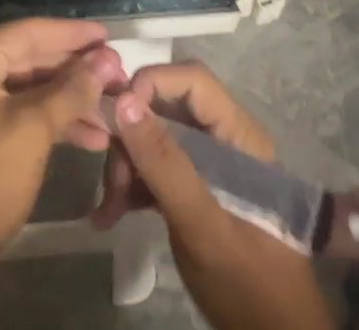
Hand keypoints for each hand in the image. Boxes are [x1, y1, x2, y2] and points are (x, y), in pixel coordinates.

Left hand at [0, 18, 122, 302]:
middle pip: (28, 57)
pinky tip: (91, 135)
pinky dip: (51, 119)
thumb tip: (107, 58)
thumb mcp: (33, 130)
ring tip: (113, 109)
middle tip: (119, 75)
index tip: (112, 36)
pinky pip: (18, 110)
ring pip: (27, 87)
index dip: (73, 34)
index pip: (28, 33)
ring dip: (69, 98)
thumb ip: (72, 89)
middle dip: (75, 69)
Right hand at [95, 62, 334, 329]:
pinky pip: (154, 168)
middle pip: (165, 108)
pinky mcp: (194, 188)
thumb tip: (123, 100)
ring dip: (125, 166)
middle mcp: (224, 139)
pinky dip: (130, 187)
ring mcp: (208, 164)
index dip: (150, 84)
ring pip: (153, 138)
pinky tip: (111, 215)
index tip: (114, 118)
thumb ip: (166, 163)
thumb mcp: (202, 224)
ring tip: (110, 208)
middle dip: (130, 137)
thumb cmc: (247, 280)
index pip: (192, 79)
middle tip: (111, 180)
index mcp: (239, 136)